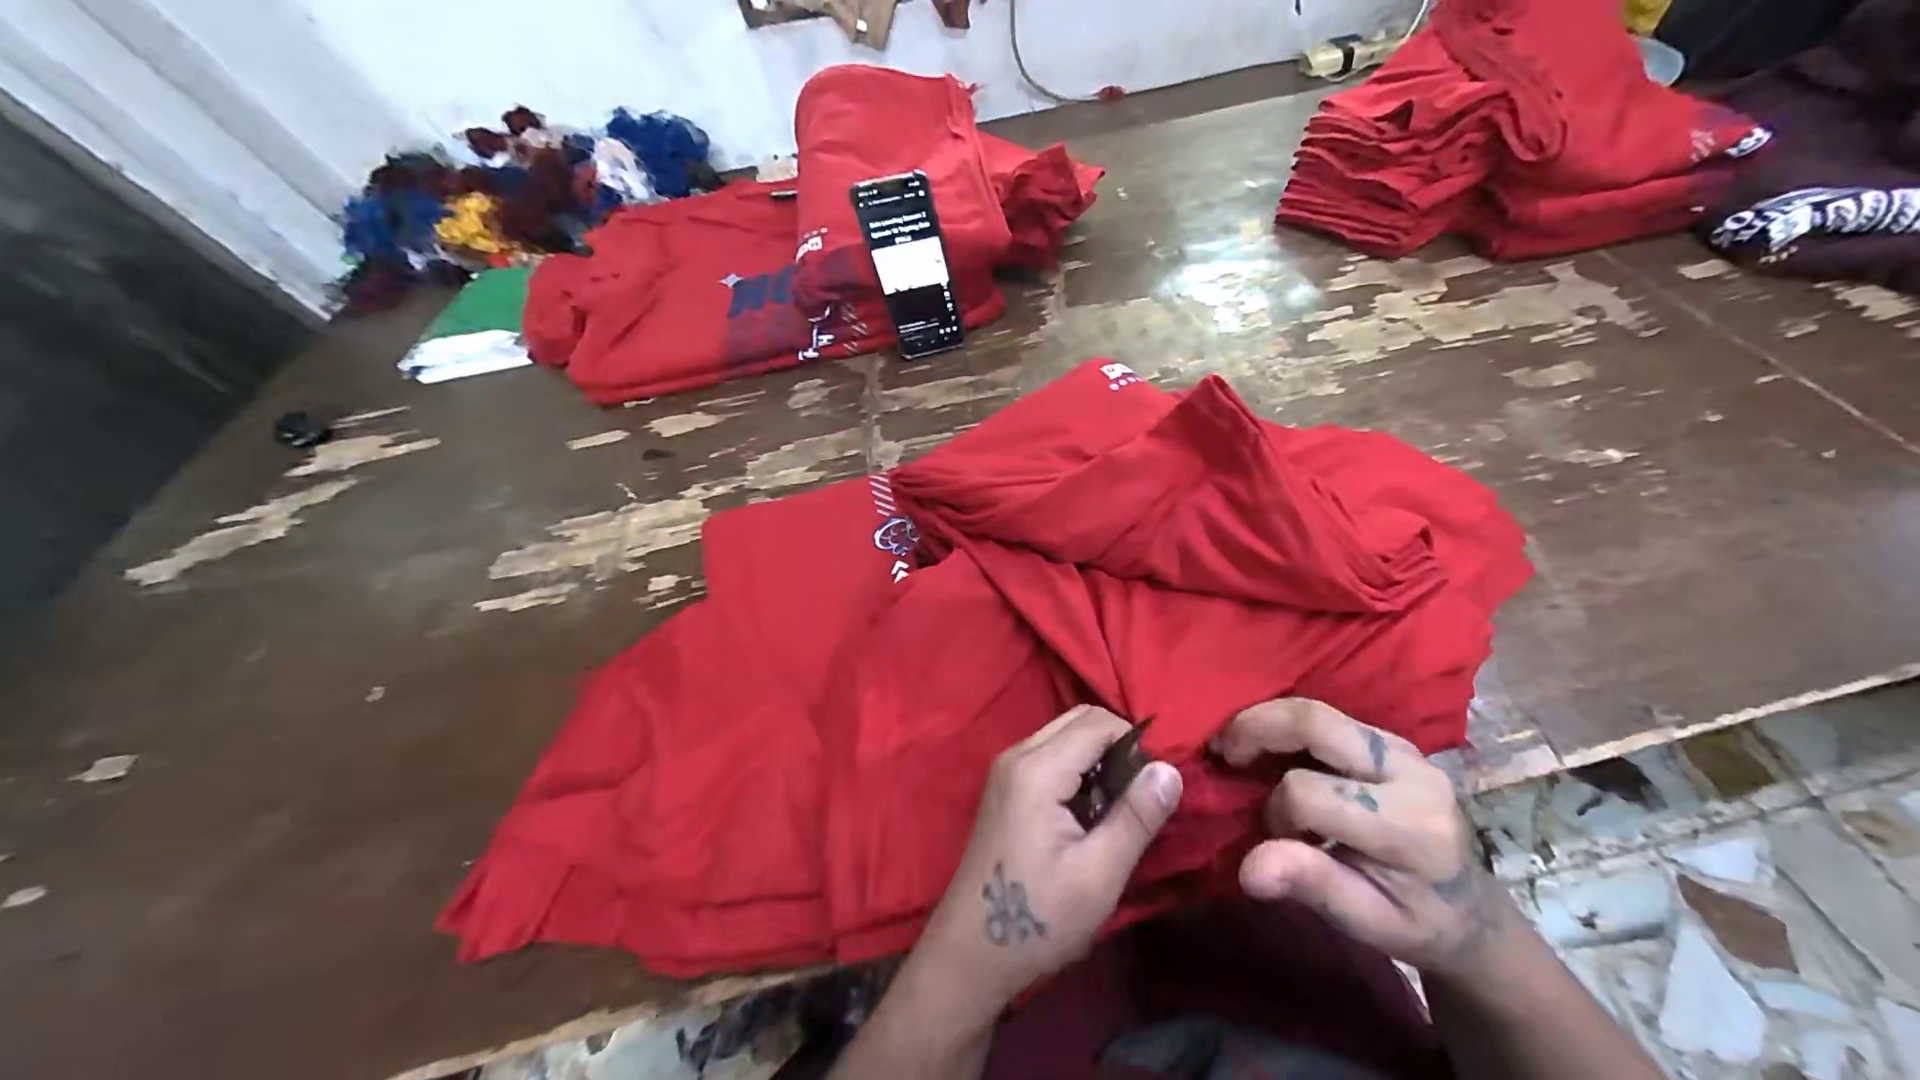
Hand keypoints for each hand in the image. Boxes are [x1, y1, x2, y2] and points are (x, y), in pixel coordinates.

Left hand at [907, 704, 1183, 1022]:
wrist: (972, 950)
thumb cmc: (1039, 917)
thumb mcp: (1099, 874)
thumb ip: (1136, 817)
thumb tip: (1170, 769)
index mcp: (1037, 769)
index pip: (1097, 723)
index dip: (1137, 743)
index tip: (1157, 785)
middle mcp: (1017, 754)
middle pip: (1078, 719)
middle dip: (1118, 744)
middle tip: (1141, 794)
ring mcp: (1005, 768)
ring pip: (1063, 734)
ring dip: (1097, 756)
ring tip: (1118, 806)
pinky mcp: (1004, 785)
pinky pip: (1049, 753)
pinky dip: (1077, 766)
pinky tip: (1088, 811)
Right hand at [1213, 698, 1512, 977]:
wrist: (1473, 909)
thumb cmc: (1417, 922)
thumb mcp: (1367, 922)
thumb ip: (1311, 886)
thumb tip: (1248, 871)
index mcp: (1410, 825)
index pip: (1309, 792)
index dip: (1275, 812)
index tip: (1274, 838)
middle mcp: (1411, 772)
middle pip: (1314, 721)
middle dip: (1254, 729)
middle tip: (1222, 752)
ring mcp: (1402, 748)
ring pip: (1315, 709)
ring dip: (1264, 721)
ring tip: (1236, 745)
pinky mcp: (1389, 739)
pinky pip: (1325, 715)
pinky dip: (1283, 724)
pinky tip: (1268, 746)